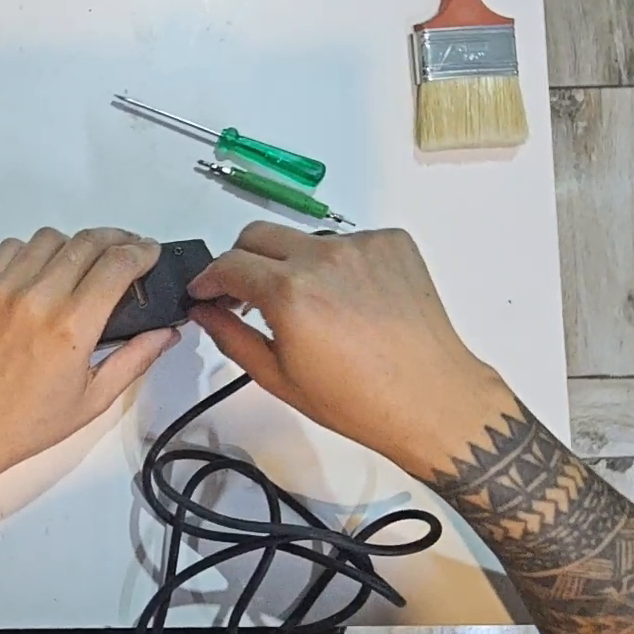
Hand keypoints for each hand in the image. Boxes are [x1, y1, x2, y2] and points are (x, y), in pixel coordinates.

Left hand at [0, 227, 177, 485]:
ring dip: (75, 244)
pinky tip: (44, 270)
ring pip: (50, 238)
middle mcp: (38, 299)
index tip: (150, 254)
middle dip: (117, 240)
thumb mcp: (92, 400)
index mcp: (71, 328)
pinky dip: (35, 250)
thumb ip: (134, 360)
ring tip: (85, 264)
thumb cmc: (26, 422)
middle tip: (128, 252)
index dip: (141, 252)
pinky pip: (12, 248)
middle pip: (88, 242)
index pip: (116, 265)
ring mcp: (4, 289)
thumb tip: (166, 332)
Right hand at [187, 223, 515, 479]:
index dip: (207, 279)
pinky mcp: (392, 243)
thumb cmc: (355, 398)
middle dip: (239, 260)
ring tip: (301, 302)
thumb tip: (203, 312)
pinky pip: (343, 240)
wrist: (430, 397)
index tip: (205, 293)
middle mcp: (324, 257)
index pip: (228, 264)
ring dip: (287, 262)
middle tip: (241, 294)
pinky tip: (341, 298)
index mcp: (289, 292)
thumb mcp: (275, 376)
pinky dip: (331, 262)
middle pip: (257, 235)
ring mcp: (361, 245)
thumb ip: (230, 336)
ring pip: (301, 237)